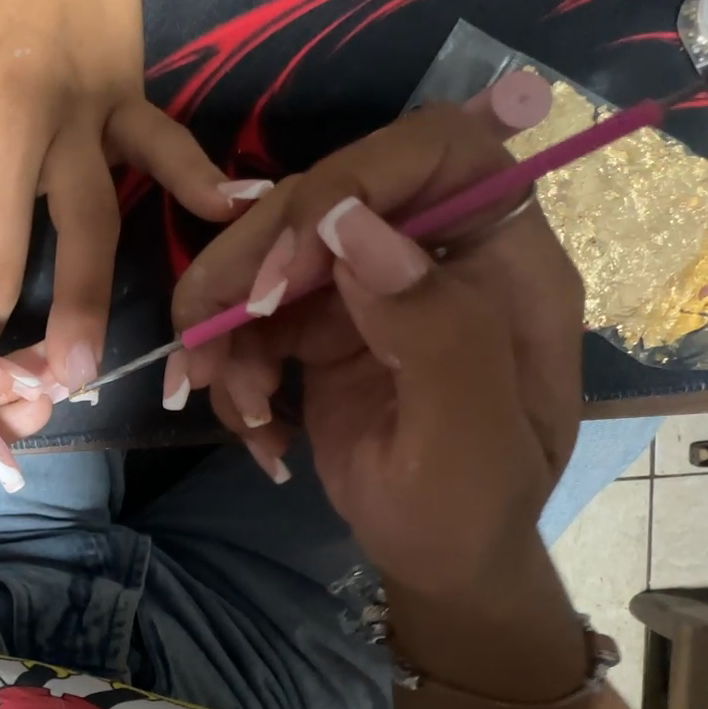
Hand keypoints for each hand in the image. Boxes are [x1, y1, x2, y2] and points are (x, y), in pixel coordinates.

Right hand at [170, 104, 583, 606]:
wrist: (432, 554)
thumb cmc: (467, 509)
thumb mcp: (465, 439)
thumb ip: (433, 330)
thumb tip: (352, 227)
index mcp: (498, 263)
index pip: (433, 154)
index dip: (350, 185)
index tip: (285, 273)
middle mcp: (426, 257)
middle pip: (319, 203)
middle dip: (250, 270)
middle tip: (209, 343)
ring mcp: (365, 291)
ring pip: (265, 261)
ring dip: (222, 329)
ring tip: (223, 398)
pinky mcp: (315, 329)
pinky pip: (246, 319)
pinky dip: (228, 368)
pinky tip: (251, 422)